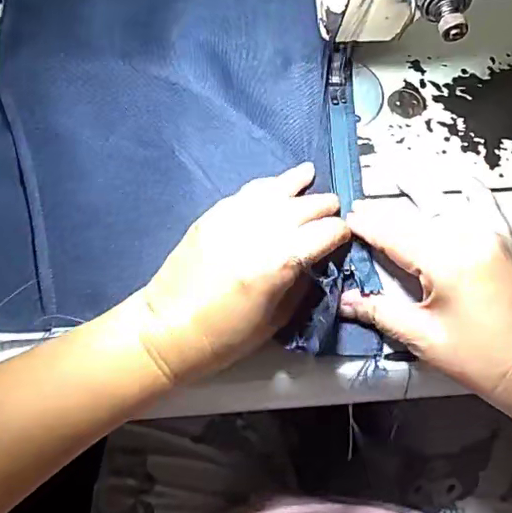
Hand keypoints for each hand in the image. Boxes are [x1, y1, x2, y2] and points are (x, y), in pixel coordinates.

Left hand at [132, 163, 349, 387]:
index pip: (327, 232)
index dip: (342, 233)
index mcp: (281, 261)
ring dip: (297, 185)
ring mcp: (235, 217)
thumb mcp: (277, 319)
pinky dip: (267, 187)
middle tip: (331, 213)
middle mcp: (261, 231)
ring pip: (277, 189)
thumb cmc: (225, 337)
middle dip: (324, 208)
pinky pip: (248, 191)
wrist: (167, 329)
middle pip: (307, 205)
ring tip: (310, 175)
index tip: (344, 237)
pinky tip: (276, 185)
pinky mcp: (214, 214)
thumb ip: (301, 282)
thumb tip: (315, 261)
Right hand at [342, 175, 511, 431]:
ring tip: (395, 171)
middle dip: (383, 211)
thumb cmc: (484, 359)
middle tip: (359, 208)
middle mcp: (467, 236)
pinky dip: (466, 188)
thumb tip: (346, 299)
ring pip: (444, 202)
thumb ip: (381, 312)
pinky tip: (457, 175)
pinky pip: (483, 203)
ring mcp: (489, 233)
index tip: (343, 221)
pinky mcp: (505, 239)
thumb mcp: (425, 339)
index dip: (365, 225)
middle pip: (414, 215)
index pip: (392, 233)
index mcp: (444, 261)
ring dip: (418, 191)